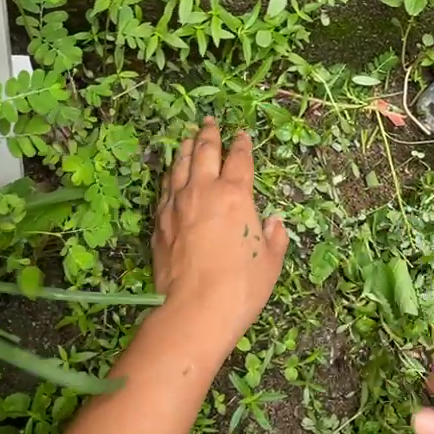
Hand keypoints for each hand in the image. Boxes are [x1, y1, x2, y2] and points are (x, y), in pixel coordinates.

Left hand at [149, 118, 288, 355]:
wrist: (193, 311)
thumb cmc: (241, 287)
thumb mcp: (270, 262)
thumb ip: (274, 237)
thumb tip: (273, 221)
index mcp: (235, 195)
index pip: (239, 159)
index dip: (242, 145)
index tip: (242, 135)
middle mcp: (204, 191)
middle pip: (205, 152)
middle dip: (209, 134)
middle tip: (210, 122)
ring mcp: (177, 204)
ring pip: (180, 165)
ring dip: (186, 148)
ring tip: (188, 137)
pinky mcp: (159, 222)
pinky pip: (165, 188)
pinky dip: (170, 175)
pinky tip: (171, 173)